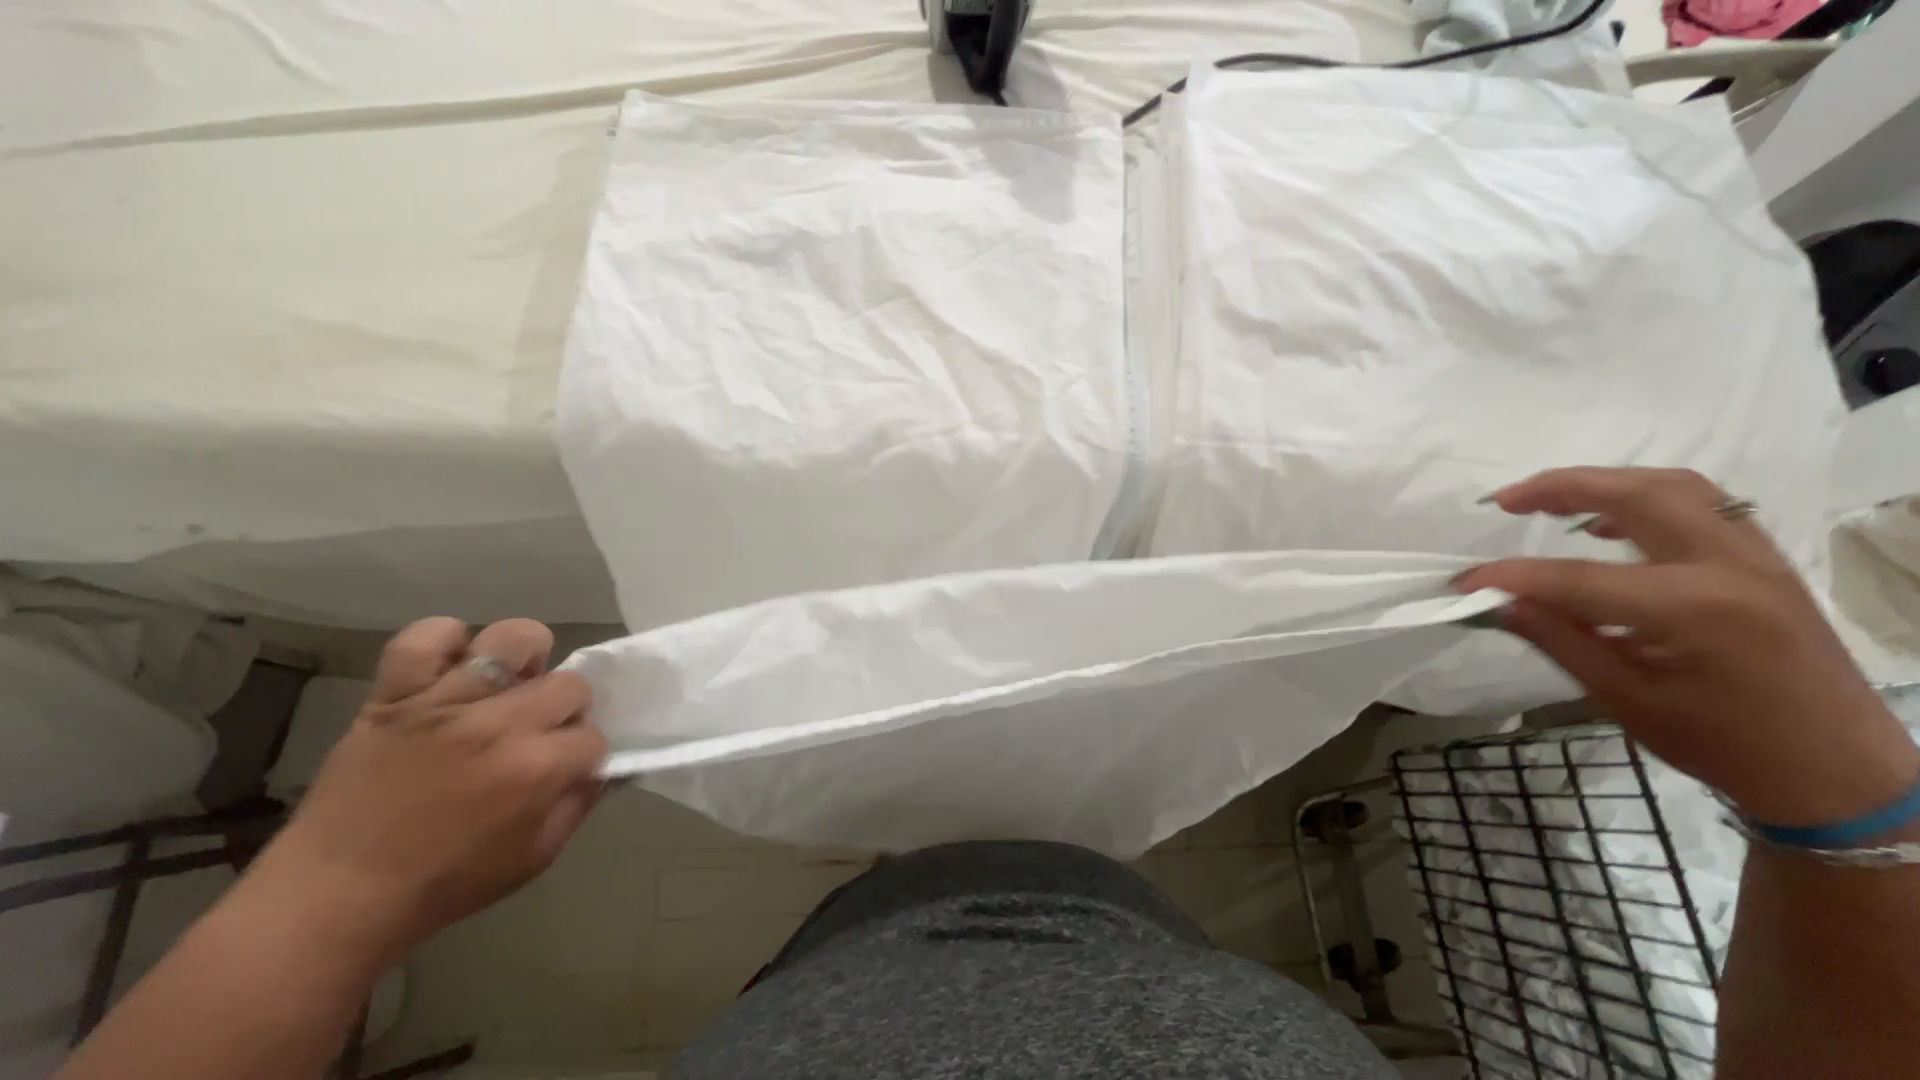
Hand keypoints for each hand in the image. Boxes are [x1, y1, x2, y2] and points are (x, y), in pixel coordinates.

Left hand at [252, 618, 608, 960]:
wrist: (340, 892)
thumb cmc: (446, 883)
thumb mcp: (535, 858)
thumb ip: (578, 805)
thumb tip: (602, 768)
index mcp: (537, 769)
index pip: (593, 736)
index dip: (586, 753)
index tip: (568, 768)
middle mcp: (498, 724)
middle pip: (568, 683)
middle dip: (567, 709)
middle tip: (542, 731)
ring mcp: (444, 702)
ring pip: (511, 639)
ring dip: (526, 657)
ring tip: (513, 680)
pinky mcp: (394, 694)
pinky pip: (424, 638)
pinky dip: (445, 640)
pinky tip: (453, 665)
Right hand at [1456, 467, 1915, 827]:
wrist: (1836, 772)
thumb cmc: (1723, 746)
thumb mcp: (1627, 700)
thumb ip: (1560, 640)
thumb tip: (1499, 602)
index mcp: (1693, 610)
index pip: (1578, 578)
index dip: (1512, 576)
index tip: (1463, 582)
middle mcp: (1730, 566)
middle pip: (1636, 494)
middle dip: (1561, 487)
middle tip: (1505, 501)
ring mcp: (1757, 556)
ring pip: (1675, 486)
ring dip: (1606, 483)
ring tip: (1551, 501)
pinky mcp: (1766, 560)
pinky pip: (1705, 503)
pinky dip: (1648, 497)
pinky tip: (1609, 520)